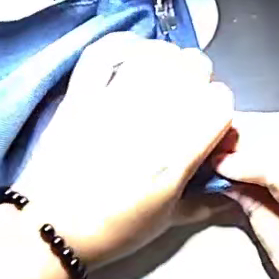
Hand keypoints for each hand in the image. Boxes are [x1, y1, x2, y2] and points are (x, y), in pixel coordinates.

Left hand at [11, 33, 235, 268]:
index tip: (209, 126)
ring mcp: (113, 100)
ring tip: (160, 85)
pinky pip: (108, 48)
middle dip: (198, 83)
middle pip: (194, 66)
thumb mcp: (166, 221)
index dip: (219, 111)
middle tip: (184, 106)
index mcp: (176, 153)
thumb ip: (203, 200)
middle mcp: (150, 119)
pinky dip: (125, 47)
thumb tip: (225, 186)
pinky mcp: (82, 92)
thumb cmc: (111, 231)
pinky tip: (132, 61)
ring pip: (158, 52)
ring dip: (167, 63)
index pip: (220, 100)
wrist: (52, 228)